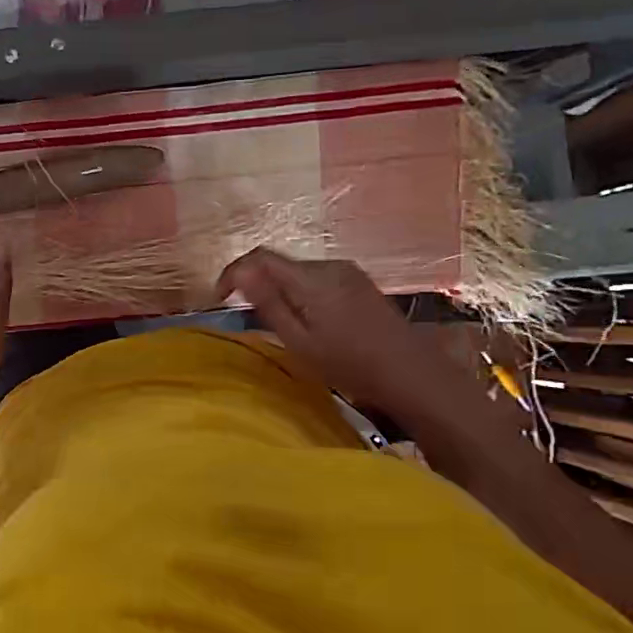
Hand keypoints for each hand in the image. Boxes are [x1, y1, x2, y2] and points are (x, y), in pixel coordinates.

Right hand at [215, 248, 477, 420]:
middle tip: (244, 315)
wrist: (413, 375)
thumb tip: (241, 272)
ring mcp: (348, 272)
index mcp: (311, 279)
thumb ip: (269, 304)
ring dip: (279, 288)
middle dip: (256, 282)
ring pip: (298, 271)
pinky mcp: (360, 283)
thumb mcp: (300, 341)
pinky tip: (307, 320)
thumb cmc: (350, 364)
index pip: (260, 257)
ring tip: (275, 322)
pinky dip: (300, 292)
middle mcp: (330, 266)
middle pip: (279, 263)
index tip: (219, 299)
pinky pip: (317, 279)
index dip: (233, 272)